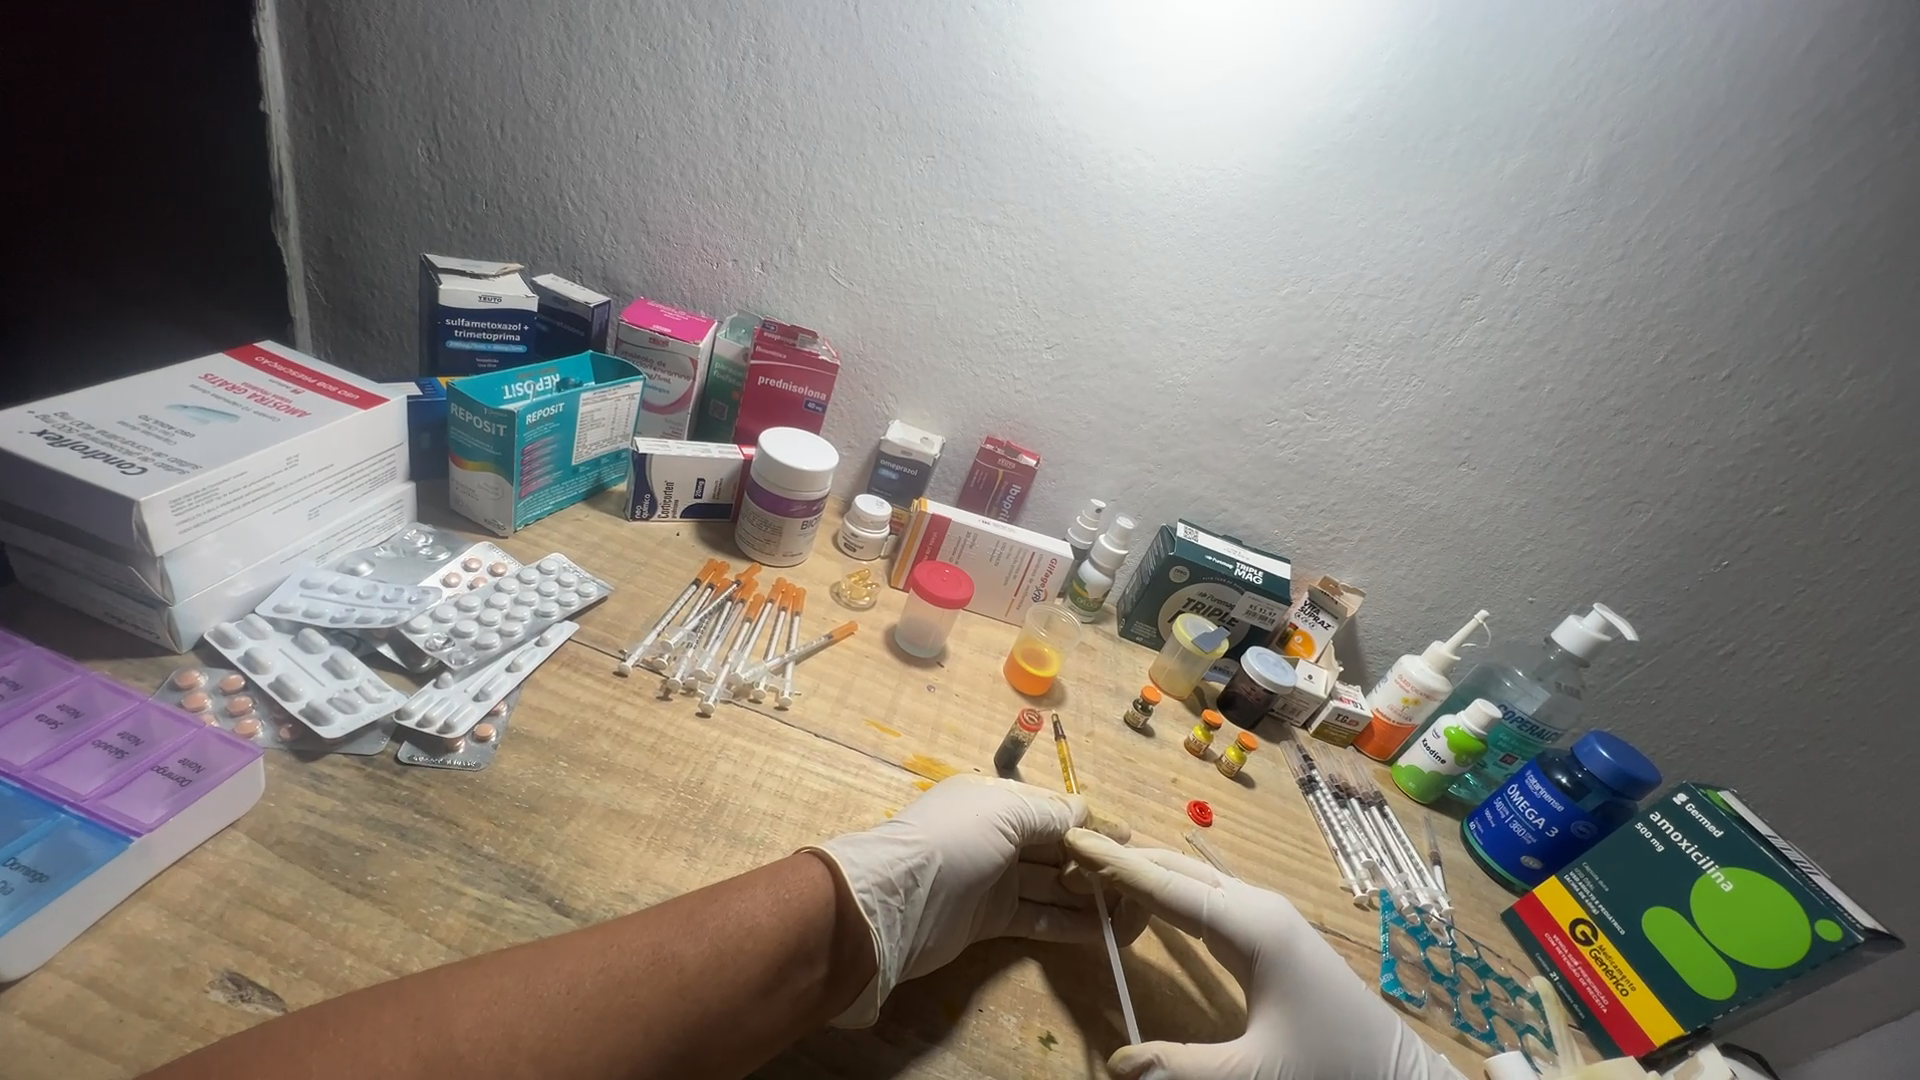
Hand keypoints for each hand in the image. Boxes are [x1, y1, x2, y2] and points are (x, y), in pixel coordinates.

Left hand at [810, 775, 1135, 1026]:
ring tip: (1128, 910)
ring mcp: (993, 878)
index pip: (1052, 809)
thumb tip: (1088, 811)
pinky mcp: (991, 918)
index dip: (1089, 823)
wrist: (897, 902)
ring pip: (1049, 884)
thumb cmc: (955, 840)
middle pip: (1053, 847)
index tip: (1129, 838)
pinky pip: (1038, 917)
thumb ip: (1050, 814)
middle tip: (1135, 880)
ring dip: (1085, 896)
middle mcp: (997, 835)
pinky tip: (1102, 932)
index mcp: (996, 800)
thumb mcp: (1005, 813)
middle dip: (1091, 861)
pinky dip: (1068, 924)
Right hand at [1065, 829, 1466, 1079]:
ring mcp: (1263, 913)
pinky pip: (1204, 896)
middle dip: (1123, 861)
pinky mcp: (1266, 928)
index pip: (1166, 887)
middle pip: (1175, 870)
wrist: (1404, 1077)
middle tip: (1072, 859)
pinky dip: (1165, 891)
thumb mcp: (1258, 1077)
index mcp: (1251, 927)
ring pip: (1189, 879)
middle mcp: (1254, 905)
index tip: (1075, 841)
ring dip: (1143, 873)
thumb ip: (1184, 1069)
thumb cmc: (1332, 1070)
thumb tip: (1117, 1064)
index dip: (1116, 865)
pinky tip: (1144, 898)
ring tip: (1095, 873)